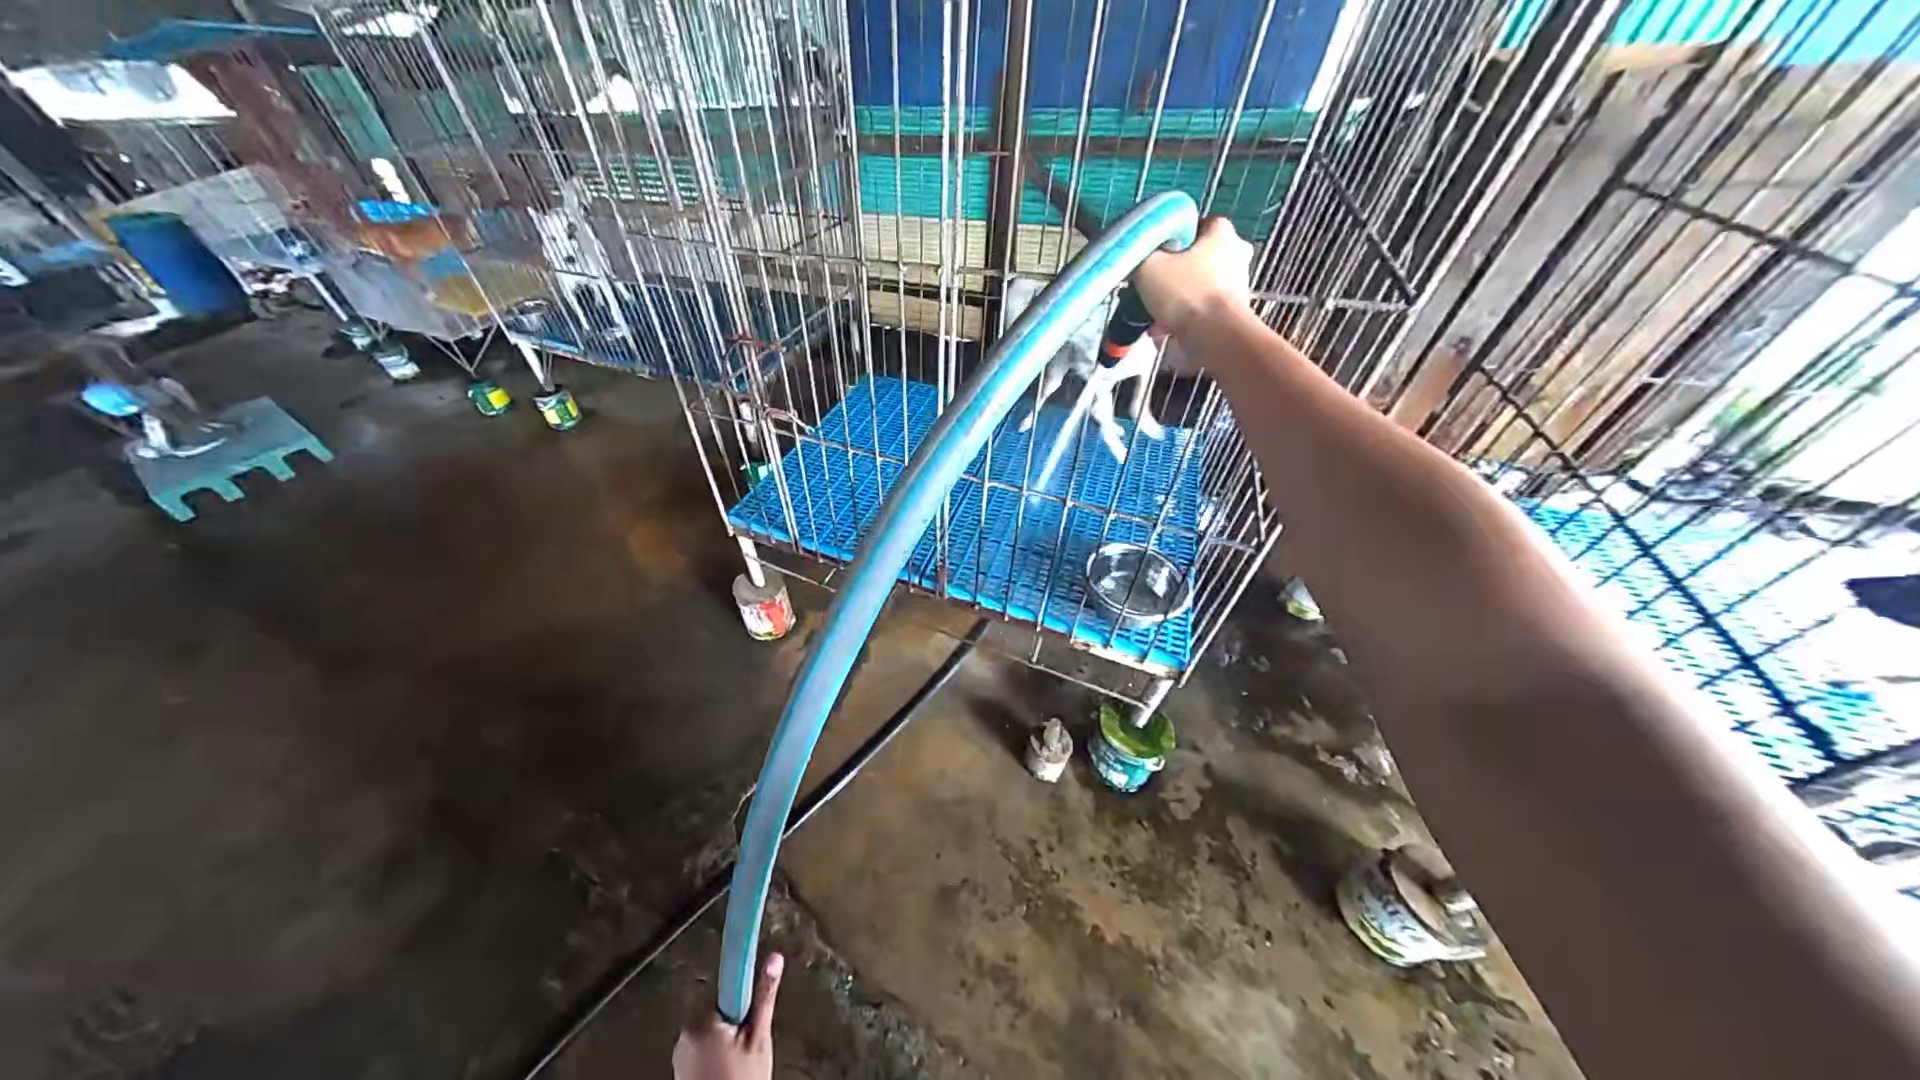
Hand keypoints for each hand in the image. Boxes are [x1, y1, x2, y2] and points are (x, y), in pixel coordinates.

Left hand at [672, 952, 783, 1079]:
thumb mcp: (759, 1038)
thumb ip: (764, 996)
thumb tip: (775, 956)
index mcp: (701, 1021)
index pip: (721, 985)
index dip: (738, 992)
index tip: (748, 1003)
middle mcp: (683, 1033)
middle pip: (713, 1006)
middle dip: (731, 1015)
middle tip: (749, 1036)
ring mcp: (679, 1053)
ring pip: (707, 1026)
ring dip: (722, 1033)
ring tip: (739, 1056)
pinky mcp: (679, 1068)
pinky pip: (699, 1044)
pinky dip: (713, 1049)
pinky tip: (727, 1067)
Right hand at [1132, 216, 1254, 337]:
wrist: (1215, 336)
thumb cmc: (1185, 292)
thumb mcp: (1148, 266)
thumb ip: (1140, 254)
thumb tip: (1139, 255)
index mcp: (1221, 230)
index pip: (1191, 226)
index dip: (1168, 241)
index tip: (1152, 258)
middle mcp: (1237, 251)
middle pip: (1195, 258)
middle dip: (1173, 273)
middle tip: (1151, 288)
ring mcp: (1239, 282)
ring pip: (1198, 285)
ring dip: (1177, 298)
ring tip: (1154, 314)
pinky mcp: (1235, 310)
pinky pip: (1203, 307)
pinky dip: (1186, 315)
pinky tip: (1165, 328)